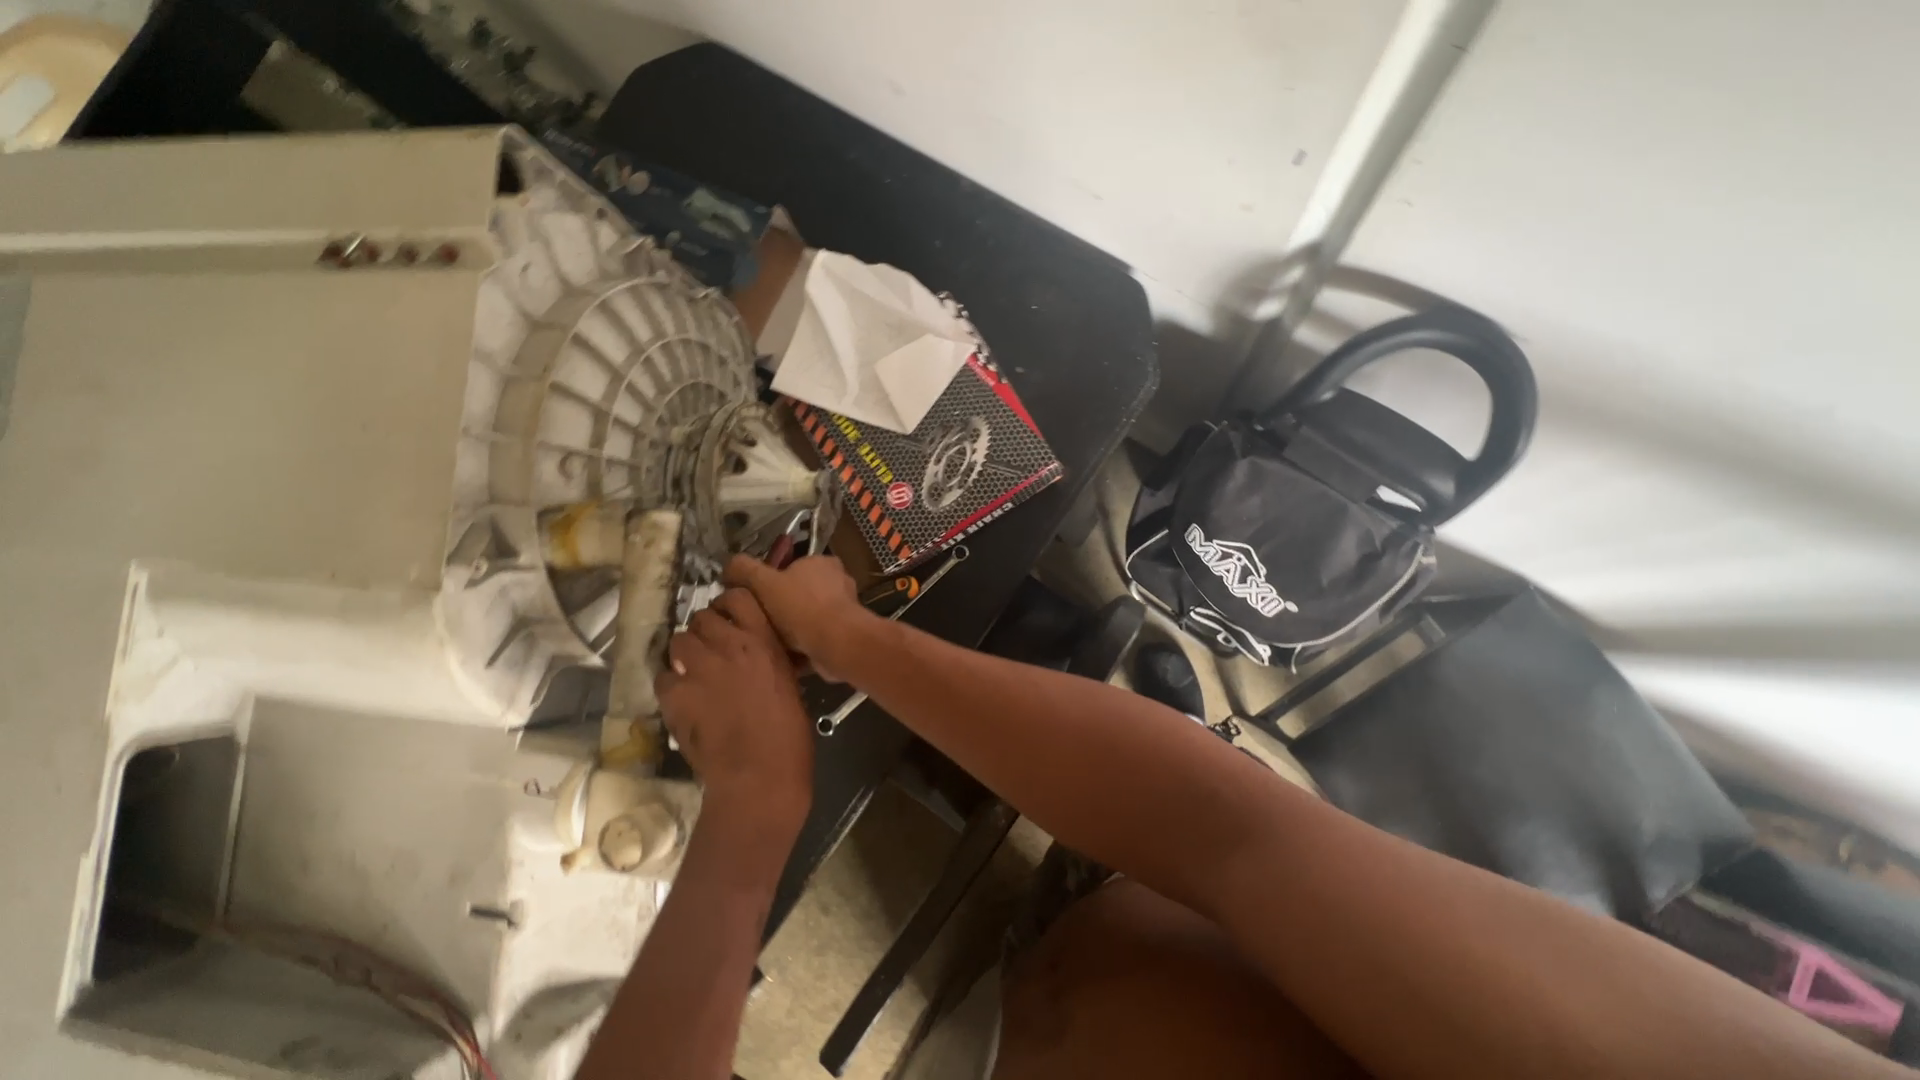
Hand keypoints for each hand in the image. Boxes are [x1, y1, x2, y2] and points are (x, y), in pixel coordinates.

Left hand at [654, 588, 812, 829]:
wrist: (758, 777)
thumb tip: (756, 659)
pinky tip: (681, 701)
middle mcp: (728, 644)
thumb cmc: (788, 738)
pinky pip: (663, 676)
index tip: (729, 619)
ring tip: (692, 674)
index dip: (728, 606)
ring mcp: (698, 667)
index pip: (738, 597)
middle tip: (710, 654)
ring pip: (678, 641)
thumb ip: (768, 662)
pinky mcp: (674, 693)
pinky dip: (670, 685)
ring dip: (684, 654)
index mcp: (763, 642)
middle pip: (702, 618)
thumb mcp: (788, 685)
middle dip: (704, 632)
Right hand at [723, 554, 873, 677]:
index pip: (792, 567)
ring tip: (766, 642)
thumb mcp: (764, 582)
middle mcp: (837, 584)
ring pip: (806, 620)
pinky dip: (800, 649)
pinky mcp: (843, 637)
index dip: (771, 581)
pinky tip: (781, 658)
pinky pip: (814, 641)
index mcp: (822, 563)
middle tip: (756, 622)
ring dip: (789, 632)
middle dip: (779, 610)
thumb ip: (744, 569)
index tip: (754, 598)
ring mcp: (843, 612)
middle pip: (798, 595)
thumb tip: (728, 564)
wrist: (837, 644)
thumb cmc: (801, 607)